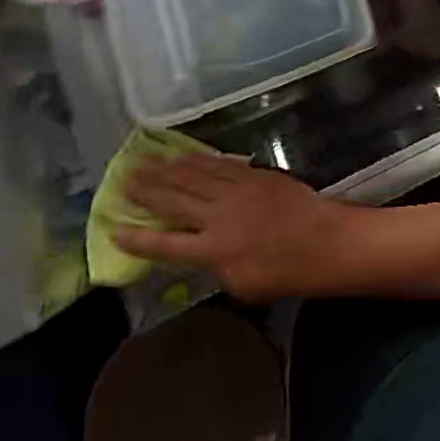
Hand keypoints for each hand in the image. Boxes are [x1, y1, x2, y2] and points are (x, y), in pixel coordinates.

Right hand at [118, 152, 366, 301]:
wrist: (325, 240)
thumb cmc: (286, 272)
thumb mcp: (243, 284)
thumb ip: (216, 266)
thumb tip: (201, 252)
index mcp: (212, 250)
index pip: (164, 245)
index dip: (137, 238)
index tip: (114, 228)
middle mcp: (218, 216)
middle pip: (173, 200)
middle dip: (145, 190)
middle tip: (123, 179)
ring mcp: (236, 191)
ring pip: (193, 176)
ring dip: (167, 168)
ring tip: (144, 161)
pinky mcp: (254, 175)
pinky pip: (219, 165)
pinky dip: (199, 160)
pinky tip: (186, 156)